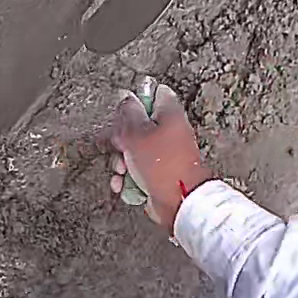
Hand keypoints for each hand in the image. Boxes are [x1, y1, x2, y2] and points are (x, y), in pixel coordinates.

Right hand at [108, 82, 214, 232]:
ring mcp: (164, 155)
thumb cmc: (163, 166)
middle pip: (136, 126)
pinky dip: (127, 179)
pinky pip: (137, 171)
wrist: (179, 202)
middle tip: (119, 147)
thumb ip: (129, 113)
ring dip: (120, 162)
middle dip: (121, 140)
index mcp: (169, 115)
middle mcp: (169, 133)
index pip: (151, 95)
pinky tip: (123, 185)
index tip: (122, 116)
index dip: (133, 104)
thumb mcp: (138, 134)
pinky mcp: (159, 175)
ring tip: (121, 171)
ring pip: (133, 151)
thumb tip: (125, 96)